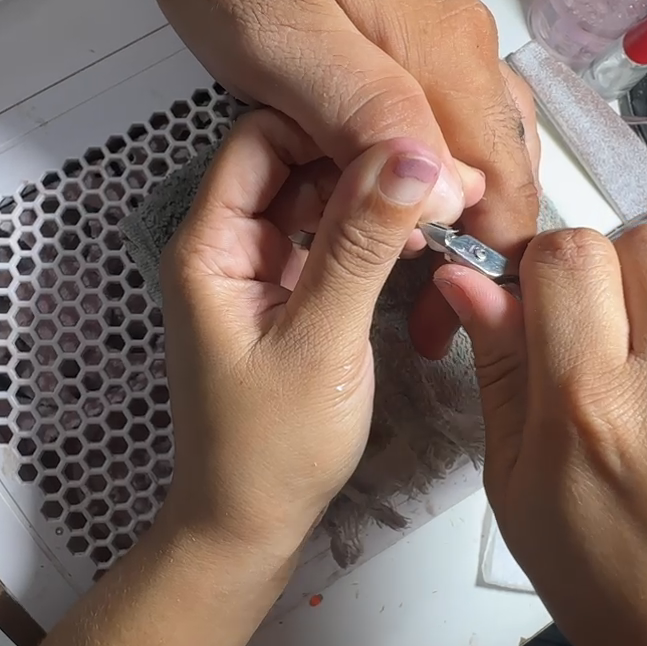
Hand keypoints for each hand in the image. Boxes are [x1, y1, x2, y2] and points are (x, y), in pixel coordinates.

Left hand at [143, 0, 539, 356]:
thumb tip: (447, 187)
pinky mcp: (409, 49)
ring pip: (474, 151)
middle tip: (426, 315)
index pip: (502, 176)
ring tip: (409, 278)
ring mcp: (438, 44)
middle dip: (476, 247)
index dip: (487, 253)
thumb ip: (366, 112)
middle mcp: (459, 47)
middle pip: (502, 168)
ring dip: (452, 219)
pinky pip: (439, 126)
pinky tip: (389, 208)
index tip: (449, 312)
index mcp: (440, 53)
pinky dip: (423, 179)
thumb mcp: (281, 42)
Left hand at [158, 111, 439, 555]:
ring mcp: (256, 269)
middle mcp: (227, 245)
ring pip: (314, 197)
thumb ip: (361, 244)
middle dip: (362, 160)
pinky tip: (410, 243)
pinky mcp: (284, 294)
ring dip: (370, 197)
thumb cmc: (269, 449)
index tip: (405, 136)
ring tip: (435, 210)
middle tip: (437, 175)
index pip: (261, 138)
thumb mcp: (321, 340)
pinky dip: (366, 233)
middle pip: (292, 161)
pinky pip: (325, 238)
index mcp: (209, 245)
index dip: (330, 125)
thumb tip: (410, 157)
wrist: (250, 521)